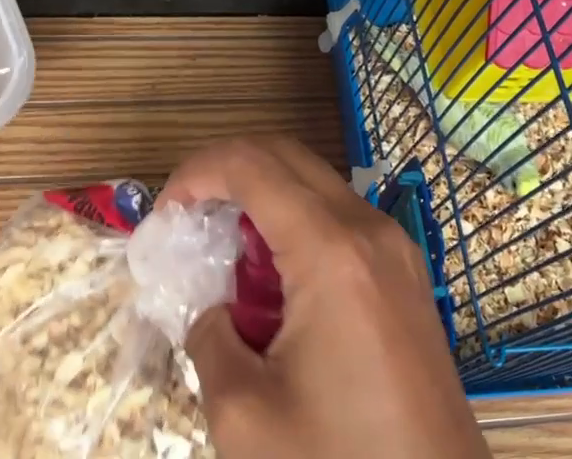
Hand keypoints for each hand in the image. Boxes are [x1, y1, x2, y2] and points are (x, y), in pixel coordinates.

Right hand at [159, 138, 490, 458]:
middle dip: (225, 173)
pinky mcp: (405, 271)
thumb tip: (210, 310)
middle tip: (187, 221)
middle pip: (284, 156)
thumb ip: (209, 340)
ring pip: (313, 182)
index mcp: (331, 251)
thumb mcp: (246, 415)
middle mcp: (369, 229)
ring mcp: (395, 246)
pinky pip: (339, 217)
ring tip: (225, 254)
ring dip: (261, 197)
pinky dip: (295, 223)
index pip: (252, 165)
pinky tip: (273, 280)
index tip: (165, 215)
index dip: (197, 172)